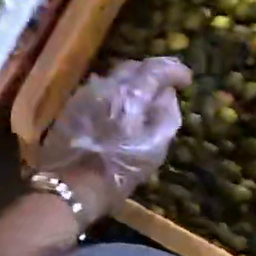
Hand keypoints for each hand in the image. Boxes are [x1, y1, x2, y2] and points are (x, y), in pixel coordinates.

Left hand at [35, 56, 192, 220]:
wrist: (69, 187)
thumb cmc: (117, 172)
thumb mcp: (153, 149)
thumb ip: (165, 116)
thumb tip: (167, 94)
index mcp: (129, 95)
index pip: (155, 68)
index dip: (174, 70)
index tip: (186, 80)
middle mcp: (104, 87)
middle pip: (131, 68)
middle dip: (151, 74)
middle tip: (164, 87)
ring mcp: (83, 95)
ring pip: (112, 78)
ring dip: (130, 84)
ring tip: (142, 99)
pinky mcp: (70, 106)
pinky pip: (96, 90)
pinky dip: (112, 94)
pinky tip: (117, 109)